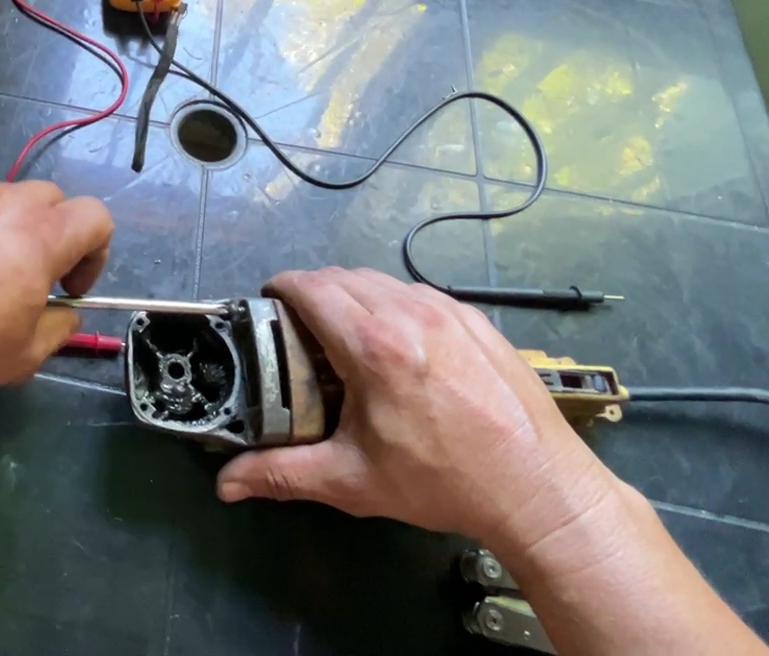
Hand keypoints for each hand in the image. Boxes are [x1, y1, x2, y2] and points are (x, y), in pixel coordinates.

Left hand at [0, 181, 112, 398]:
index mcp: (39, 236)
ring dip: (7, 229)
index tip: (68, 286)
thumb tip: (62, 313)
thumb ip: (59, 327)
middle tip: (29, 277)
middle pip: (52, 200)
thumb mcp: (21, 356)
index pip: (97, 216)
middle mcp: (4, 203)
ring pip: (4, 200)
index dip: (95, 251)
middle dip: (53, 235)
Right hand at [215, 268, 620, 551]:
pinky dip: (391, 302)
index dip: (279, 289)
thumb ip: (283, 473)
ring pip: (378, 279)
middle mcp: (407, 313)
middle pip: (339, 276)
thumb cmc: (442, 483)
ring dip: (350, 293)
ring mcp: (446, 310)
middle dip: (310, 292)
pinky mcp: (475, 318)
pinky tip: (396, 340)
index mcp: (371, 345)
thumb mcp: (353, 480)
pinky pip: (415, 291)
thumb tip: (226, 485)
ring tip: (345, 331)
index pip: (308, 287)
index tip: (268, 307)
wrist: (542, 492)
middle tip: (299, 328)